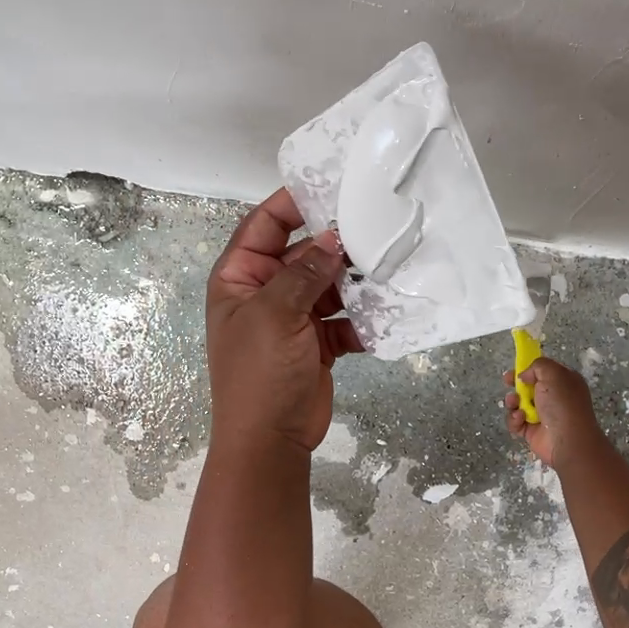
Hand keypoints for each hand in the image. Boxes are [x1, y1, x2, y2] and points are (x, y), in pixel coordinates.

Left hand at [206, 190, 363, 450]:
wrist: (270, 440)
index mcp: (240, 278)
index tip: (331, 187)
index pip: (264, 226)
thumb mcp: (276, 315)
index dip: (292, 204)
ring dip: (356, 283)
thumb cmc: (259, 374)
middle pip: (304, 255)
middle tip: (376, 229)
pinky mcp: (318, 344)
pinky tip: (386, 315)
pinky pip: (344, 321)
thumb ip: (305, 274)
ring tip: (389, 270)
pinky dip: (363, 320)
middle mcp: (266, 293)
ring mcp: (293, 320)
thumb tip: (332, 237)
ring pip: (329, 287)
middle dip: (337, 247)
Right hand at [503, 357, 608, 470]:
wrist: (568, 440)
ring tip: (514, 403)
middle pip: (529, 387)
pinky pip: (517, 423)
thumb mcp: (553, 373)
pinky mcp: (532, 432)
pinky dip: (515, 420)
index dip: (530, 368)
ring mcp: (542, 416)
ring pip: (519, 404)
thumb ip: (538, 366)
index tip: (516, 368)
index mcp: (564, 382)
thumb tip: (524, 376)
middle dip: (516, 384)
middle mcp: (554, 398)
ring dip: (513, 402)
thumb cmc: (563, 404)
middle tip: (507, 382)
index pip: (545, 371)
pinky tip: (520, 419)